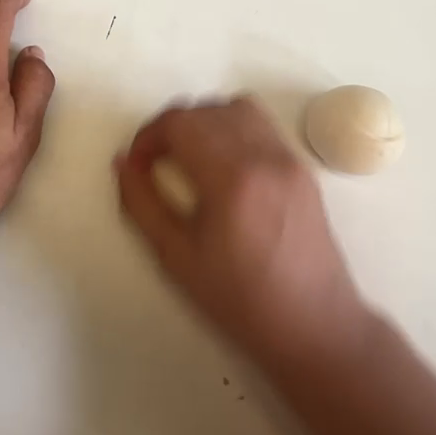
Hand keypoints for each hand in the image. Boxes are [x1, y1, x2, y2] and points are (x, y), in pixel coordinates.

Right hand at [116, 96, 362, 362]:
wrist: (313, 327)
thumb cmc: (238, 299)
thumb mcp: (176, 256)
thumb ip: (142, 202)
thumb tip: (122, 161)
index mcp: (231, 178)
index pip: (181, 122)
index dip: (149, 135)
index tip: (138, 164)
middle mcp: (265, 156)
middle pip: (207, 110)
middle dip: (172, 128)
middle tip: (156, 164)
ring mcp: (290, 159)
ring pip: (238, 108)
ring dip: (205, 122)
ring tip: (191, 159)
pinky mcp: (304, 169)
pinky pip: (262, 126)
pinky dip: (234, 130)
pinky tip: (223, 168)